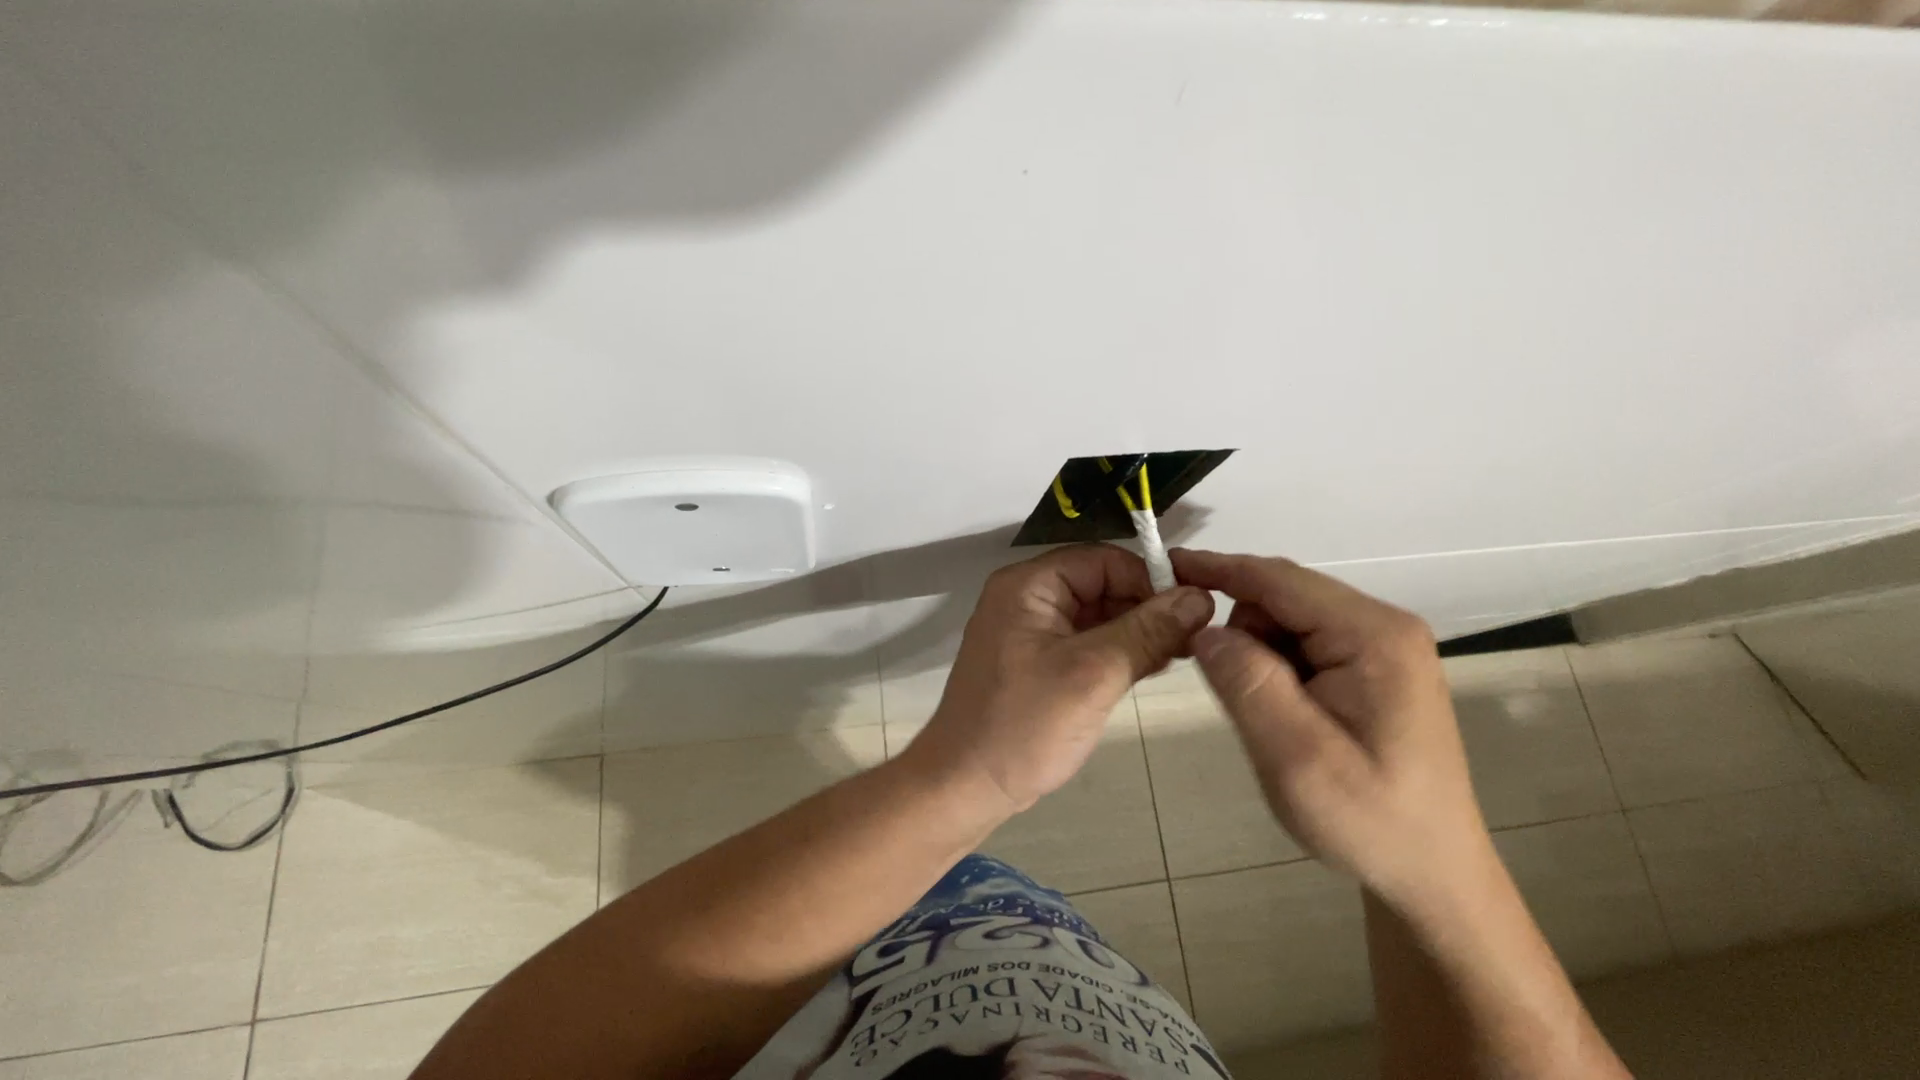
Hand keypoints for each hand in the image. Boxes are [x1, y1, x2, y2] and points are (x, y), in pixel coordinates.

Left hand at [904, 545, 1214, 813]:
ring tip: (1181, 655)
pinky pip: (1087, 643)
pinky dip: (1119, 652)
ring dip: (1138, 632)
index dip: (1149, 580)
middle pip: (1102, 585)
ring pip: (1098, 615)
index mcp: (1028, 586)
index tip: (1195, 611)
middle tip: (1196, 639)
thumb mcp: (1093, 674)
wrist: (965, 786)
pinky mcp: (1038, 664)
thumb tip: (1201, 598)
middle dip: (1147, 608)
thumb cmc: (1024, 726)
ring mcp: (1031, 633)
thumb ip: (1148, 631)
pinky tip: (1154, 668)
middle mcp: (1027, 599)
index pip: (1103, 561)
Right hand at [1170, 549, 1492, 907]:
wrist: (1431, 871)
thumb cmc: (1368, 820)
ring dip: (1259, 655)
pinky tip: (1283, 714)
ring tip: (1266, 718)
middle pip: (1285, 596)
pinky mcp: (1375, 668)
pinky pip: (1306, 644)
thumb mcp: (1295, 757)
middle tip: (1230, 695)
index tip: (1163, 568)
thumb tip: (1204, 627)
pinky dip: (1278, 668)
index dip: (1219, 569)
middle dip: (1242, 630)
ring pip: (1290, 620)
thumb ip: (1247, 683)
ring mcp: (1383, 646)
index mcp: (1373, 637)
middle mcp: (1384, 627)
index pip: (1280, 580)